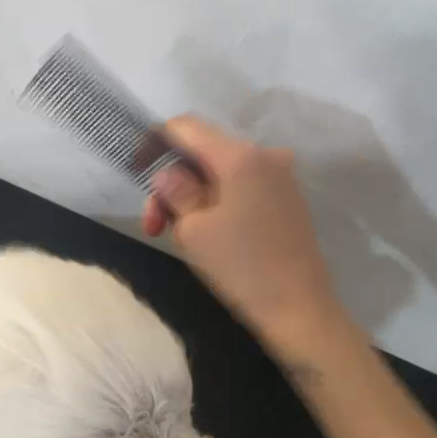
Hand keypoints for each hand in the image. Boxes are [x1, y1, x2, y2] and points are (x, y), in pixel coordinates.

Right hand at [142, 115, 353, 356]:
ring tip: (180, 237)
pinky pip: (240, 187)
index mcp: (240, 156)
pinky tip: (207, 236)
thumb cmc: (240, 266)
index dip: (156, 144)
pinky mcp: (286, 200)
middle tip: (154, 226)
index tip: (138, 175)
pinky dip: (216, 204)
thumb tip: (166, 173)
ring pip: (220, 173)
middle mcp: (265, 156)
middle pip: (203, 153)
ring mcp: (280, 178)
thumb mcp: (193, 229)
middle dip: (172, 184)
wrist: (298, 309)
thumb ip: (175, 191)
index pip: (187, 128)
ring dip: (192, 198)